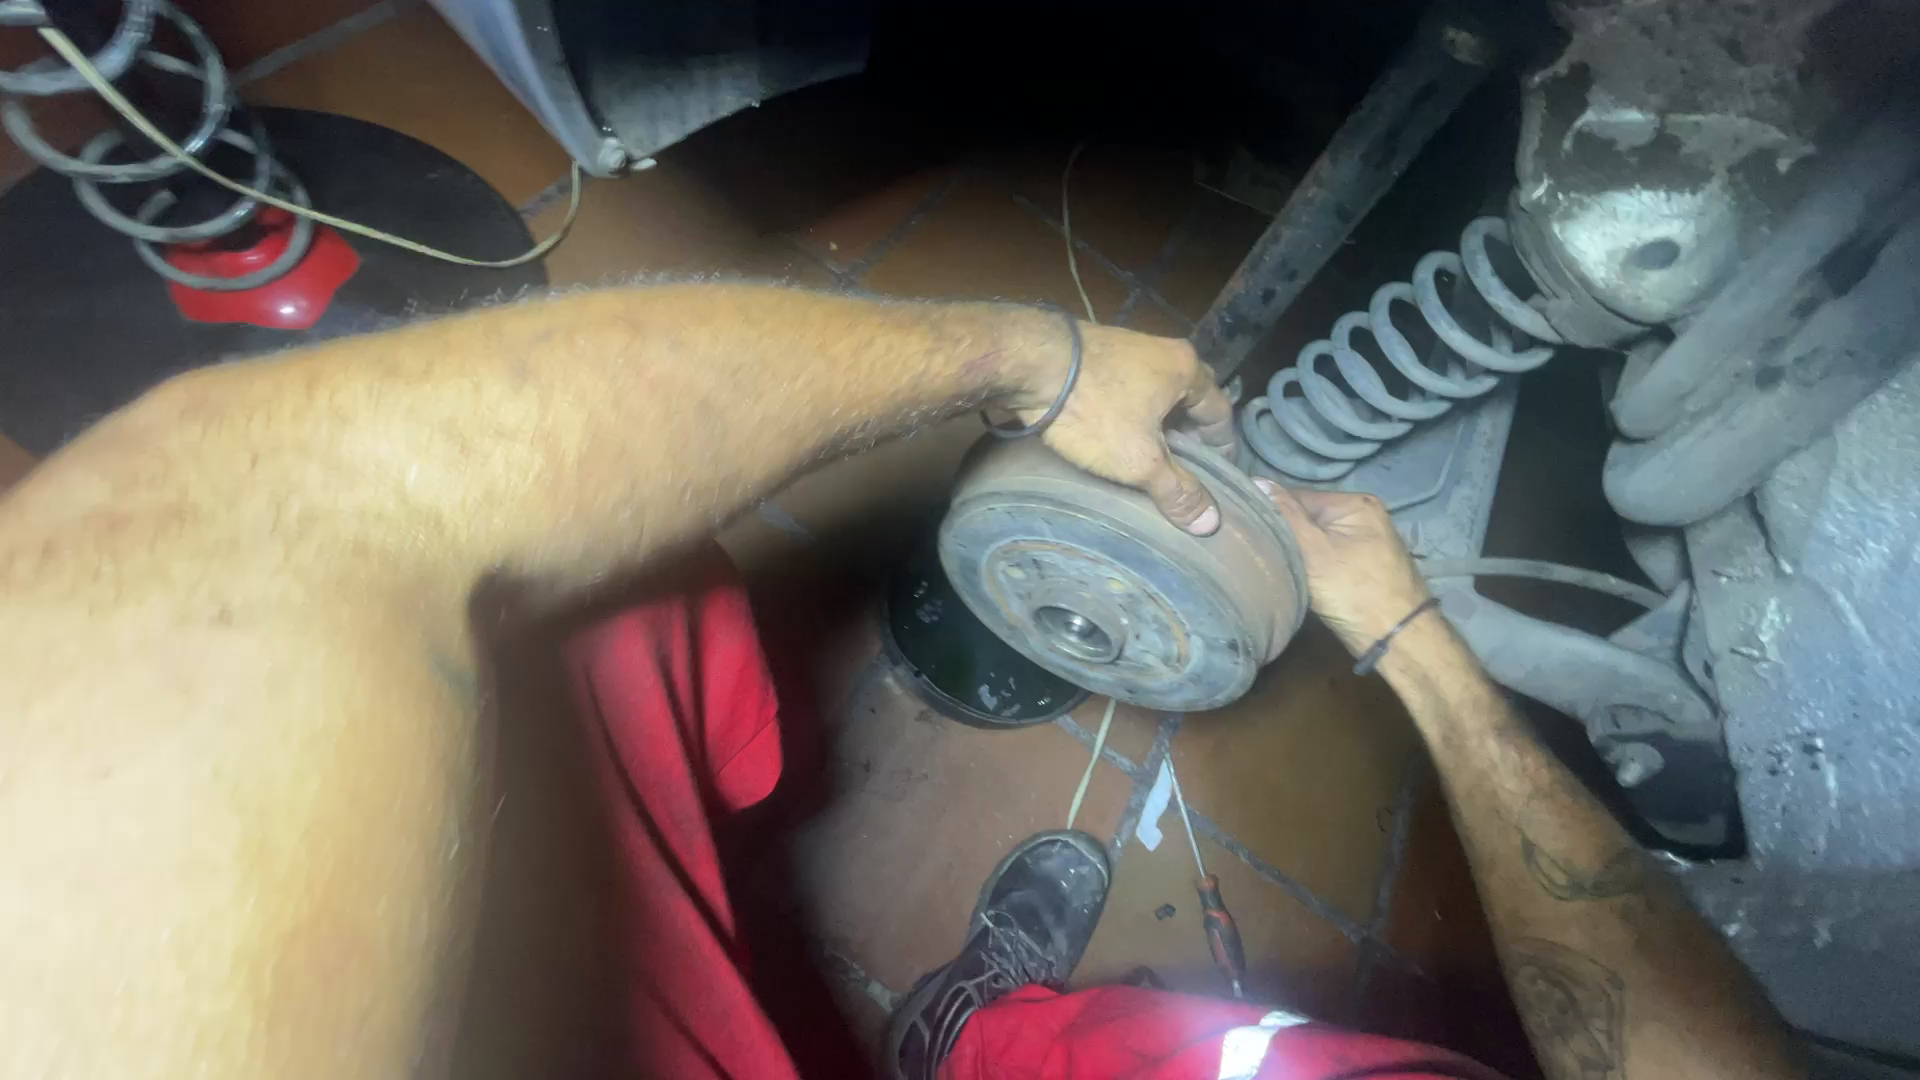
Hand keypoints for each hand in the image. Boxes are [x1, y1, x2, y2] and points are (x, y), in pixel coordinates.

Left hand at [1006, 321, 1237, 534]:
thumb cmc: (1093, 411)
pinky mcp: (1093, 357)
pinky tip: (1112, 440)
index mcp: (1187, 368)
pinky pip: (1123, 393)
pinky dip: (1127, 417)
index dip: (1222, 450)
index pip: (1220, 413)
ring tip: (1145, 463)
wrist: (1028, 364)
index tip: (1215, 479)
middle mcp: (1162, 351)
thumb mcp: (1140, 460)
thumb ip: (1176, 490)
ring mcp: (1125, 349)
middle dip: (1187, 439)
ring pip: (1153, 398)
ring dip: (1154, 428)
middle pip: (1187, 403)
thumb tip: (1210, 523)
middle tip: (1180, 474)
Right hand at [1253, 481, 1433, 655]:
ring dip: (1292, 550)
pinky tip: (1294, 573)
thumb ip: (1284, 514)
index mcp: (1353, 503)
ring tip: (1272, 562)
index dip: (1268, 513)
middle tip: (1257, 550)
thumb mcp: (1312, 549)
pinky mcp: (1360, 563)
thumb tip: (1256, 481)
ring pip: (1311, 538)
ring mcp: (1363, 540)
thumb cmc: (1352, 589)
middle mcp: (1361, 515)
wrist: (1394, 637)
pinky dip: (1306, 562)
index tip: (1244, 531)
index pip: (1295, 497)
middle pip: (1304, 517)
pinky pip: (1322, 553)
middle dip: (1281, 533)